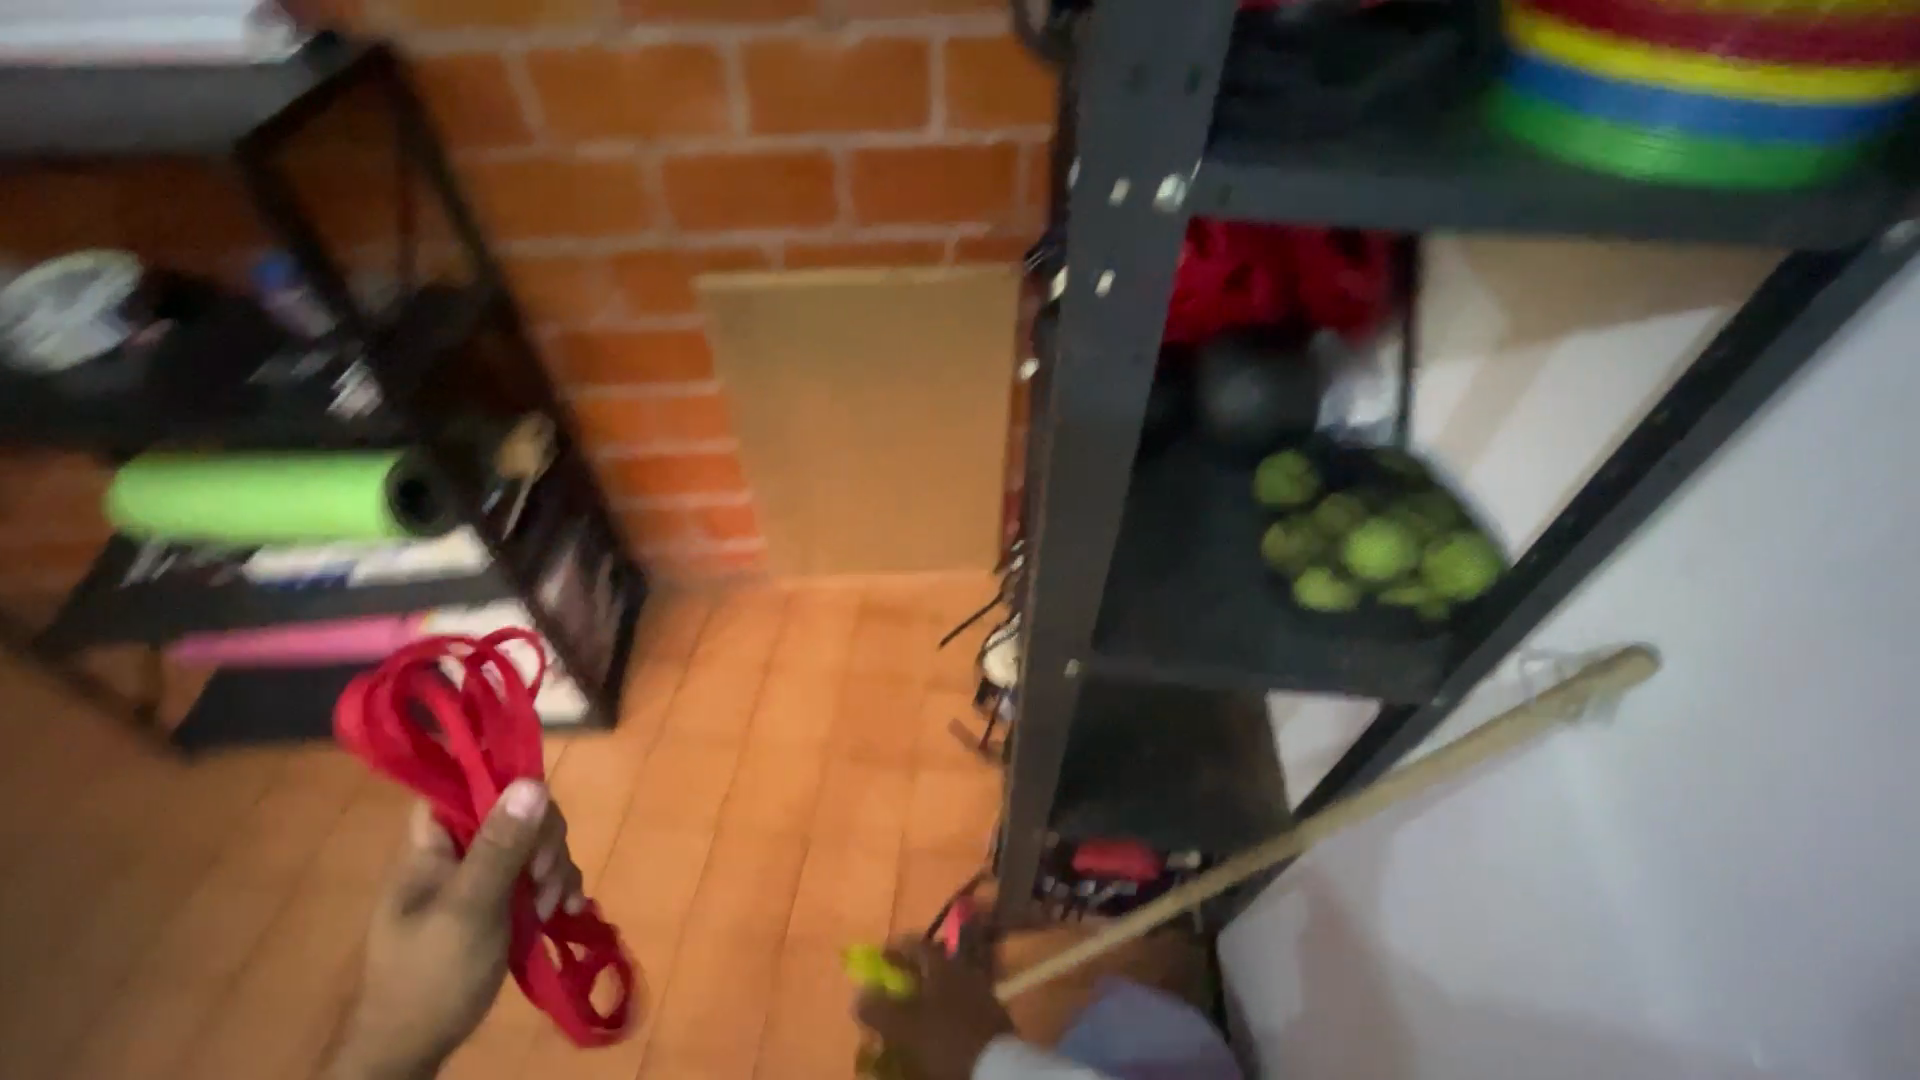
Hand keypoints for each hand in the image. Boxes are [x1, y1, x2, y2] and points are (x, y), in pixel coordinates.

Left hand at [327, 779, 584, 1079]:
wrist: (415, 1049)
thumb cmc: (430, 977)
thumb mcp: (468, 911)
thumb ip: (501, 847)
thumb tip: (533, 781)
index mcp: (433, 844)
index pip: (463, 782)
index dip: (502, 779)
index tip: (537, 806)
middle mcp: (457, 851)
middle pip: (513, 810)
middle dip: (542, 839)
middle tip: (543, 877)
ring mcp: (481, 877)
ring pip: (533, 842)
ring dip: (554, 869)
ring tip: (553, 907)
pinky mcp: (502, 901)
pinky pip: (541, 875)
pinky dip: (558, 888)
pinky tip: (567, 911)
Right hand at [854, 940, 1015, 1079]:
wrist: (997, 1068)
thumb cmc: (947, 1038)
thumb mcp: (906, 1027)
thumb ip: (880, 1009)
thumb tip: (859, 995)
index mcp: (943, 965)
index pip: (917, 945)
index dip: (896, 948)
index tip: (881, 955)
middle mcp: (964, 971)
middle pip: (933, 966)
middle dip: (912, 974)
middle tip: (894, 985)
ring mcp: (981, 992)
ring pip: (948, 987)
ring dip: (929, 995)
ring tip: (912, 1012)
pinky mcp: (991, 1017)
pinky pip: (961, 1006)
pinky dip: (945, 1012)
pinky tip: (937, 1029)